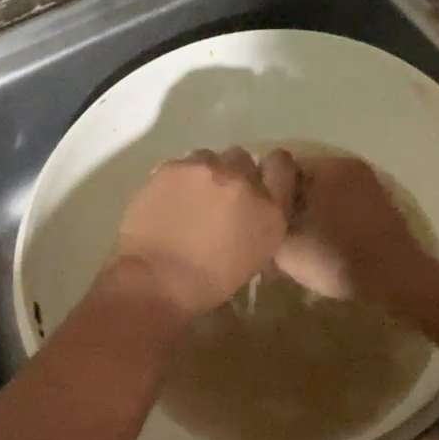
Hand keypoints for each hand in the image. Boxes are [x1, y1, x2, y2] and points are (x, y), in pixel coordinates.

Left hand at [110, 147, 290, 317]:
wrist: (156, 281)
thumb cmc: (208, 282)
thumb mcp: (254, 255)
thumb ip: (260, 220)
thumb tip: (251, 205)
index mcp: (269, 208)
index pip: (282, 165)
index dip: (272, 169)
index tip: (260, 179)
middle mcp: (242, 180)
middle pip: (242, 157)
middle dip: (233, 172)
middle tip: (218, 195)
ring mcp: (206, 170)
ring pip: (209, 157)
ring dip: (204, 173)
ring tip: (189, 198)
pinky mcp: (173, 167)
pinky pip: (181, 165)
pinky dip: (177, 179)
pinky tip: (167, 202)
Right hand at [258, 153, 428, 300]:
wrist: (395, 279)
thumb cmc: (335, 254)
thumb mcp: (284, 243)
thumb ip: (264, 220)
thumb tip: (257, 210)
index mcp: (327, 165)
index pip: (282, 168)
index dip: (267, 193)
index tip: (261, 217)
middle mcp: (350, 166)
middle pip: (306, 181)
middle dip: (292, 203)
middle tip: (279, 232)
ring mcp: (371, 186)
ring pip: (328, 196)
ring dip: (314, 214)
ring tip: (303, 243)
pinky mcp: (384, 207)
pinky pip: (347, 209)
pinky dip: (335, 222)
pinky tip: (329, 247)